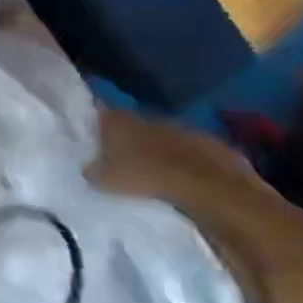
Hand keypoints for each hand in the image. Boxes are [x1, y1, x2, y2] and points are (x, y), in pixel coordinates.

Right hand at [88, 108, 266, 210]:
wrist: (209, 188)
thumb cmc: (147, 178)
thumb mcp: (106, 181)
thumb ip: (94, 170)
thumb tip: (90, 169)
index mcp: (120, 121)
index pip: (102, 114)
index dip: (98, 124)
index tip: (95, 135)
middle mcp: (150, 118)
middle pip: (135, 124)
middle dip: (130, 137)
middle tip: (123, 156)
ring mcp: (183, 128)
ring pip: (165, 136)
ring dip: (160, 148)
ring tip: (155, 169)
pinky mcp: (212, 143)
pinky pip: (192, 150)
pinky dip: (187, 160)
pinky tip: (184, 176)